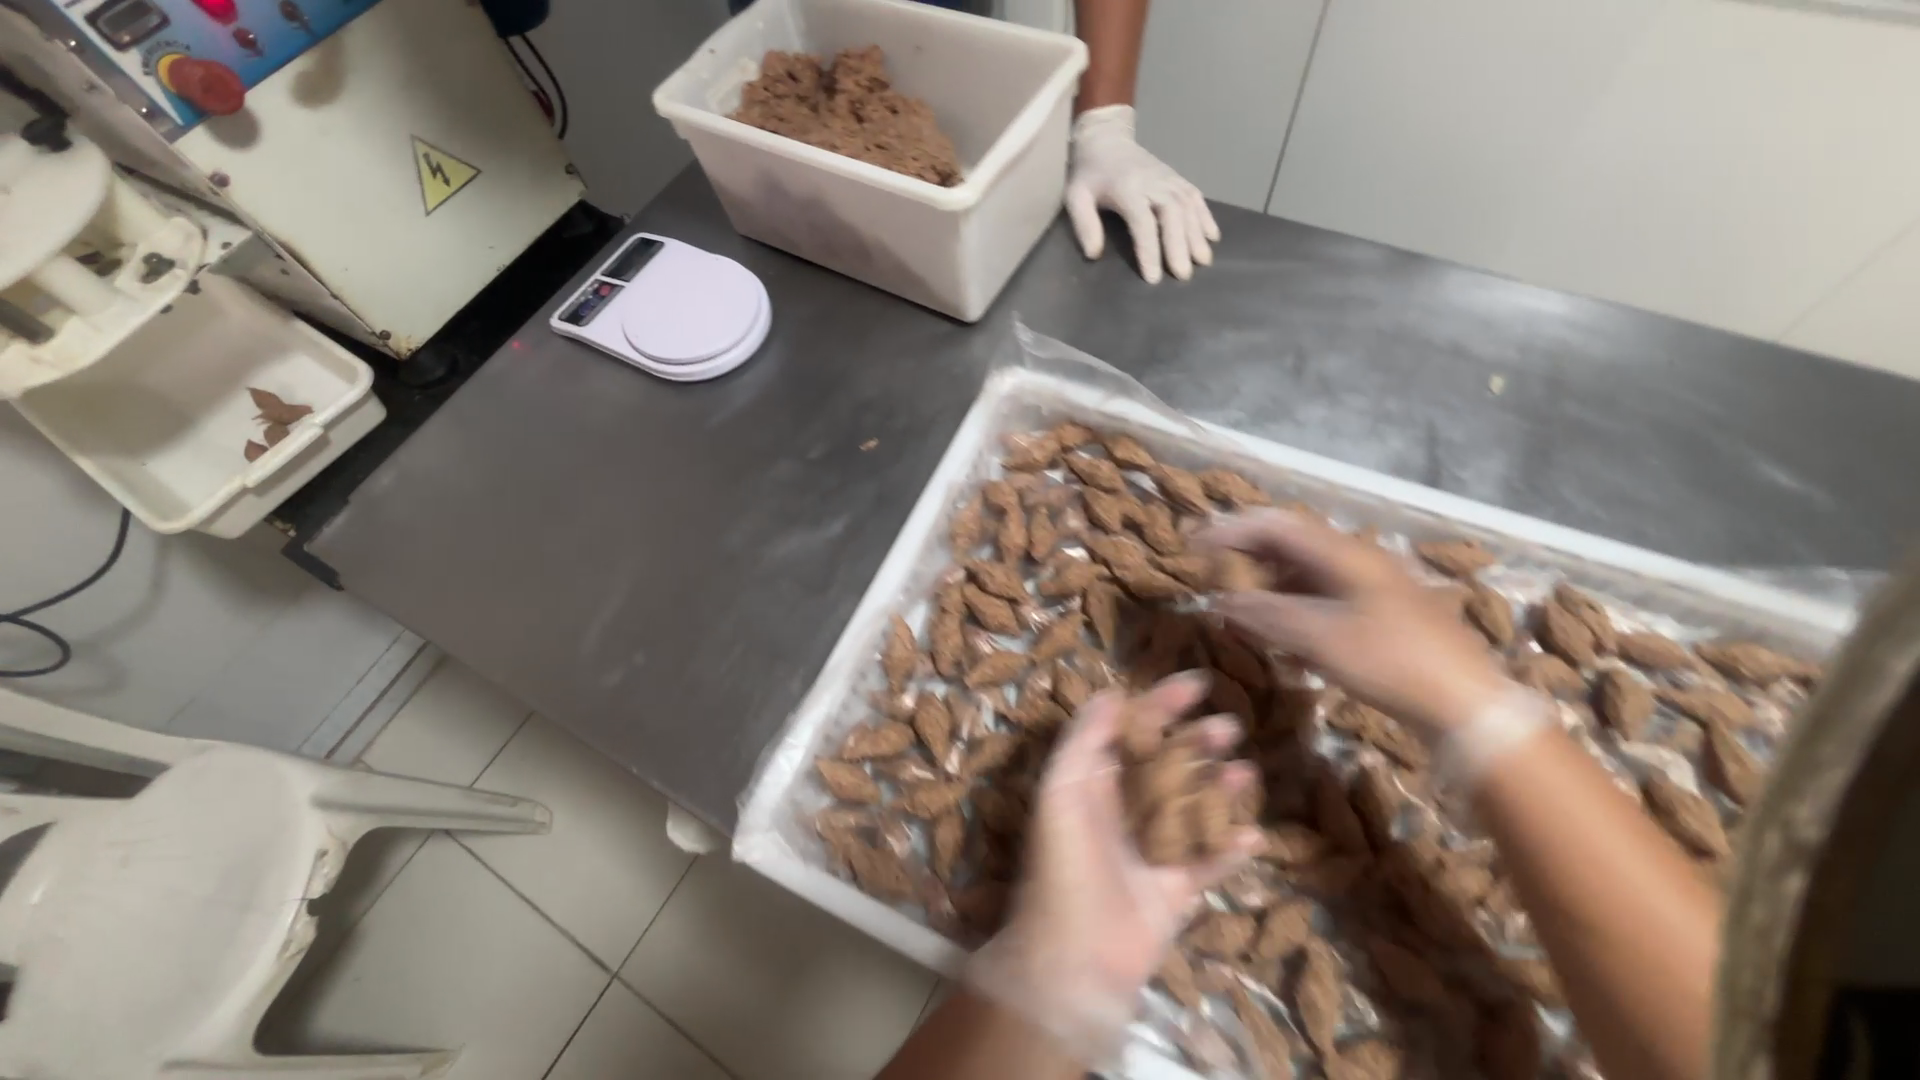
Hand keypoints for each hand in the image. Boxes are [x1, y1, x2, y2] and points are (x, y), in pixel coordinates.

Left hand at [963, 673, 1257, 1064]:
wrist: (1072, 959)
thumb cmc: (1062, 865)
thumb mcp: (1060, 791)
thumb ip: (1085, 739)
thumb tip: (1112, 691)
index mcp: (1094, 782)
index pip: (1132, 731)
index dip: (1162, 704)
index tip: (1199, 684)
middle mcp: (1124, 809)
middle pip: (1169, 763)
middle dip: (1198, 742)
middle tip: (1229, 728)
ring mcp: (1152, 849)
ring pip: (1194, 807)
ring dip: (1220, 788)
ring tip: (1243, 774)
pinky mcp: (1175, 890)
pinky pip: (1210, 862)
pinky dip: (1230, 849)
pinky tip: (1250, 835)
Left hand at [1065, 105, 1219, 284]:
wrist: (1106, 139)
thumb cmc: (1089, 173)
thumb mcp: (1075, 196)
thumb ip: (1084, 224)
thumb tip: (1093, 255)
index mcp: (1128, 188)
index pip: (1143, 223)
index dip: (1149, 251)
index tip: (1153, 278)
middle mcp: (1154, 182)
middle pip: (1172, 215)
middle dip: (1179, 246)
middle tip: (1183, 276)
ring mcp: (1168, 179)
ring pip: (1187, 206)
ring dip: (1197, 235)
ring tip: (1202, 261)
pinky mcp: (1176, 178)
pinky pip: (1195, 197)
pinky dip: (1206, 216)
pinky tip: (1212, 237)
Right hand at [1198, 509, 1508, 738]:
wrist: (1468, 705)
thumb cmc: (1391, 663)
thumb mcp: (1318, 639)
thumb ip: (1263, 615)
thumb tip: (1217, 600)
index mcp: (1345, 554)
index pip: (1275, 526)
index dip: (1230, 530)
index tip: (1193, 546)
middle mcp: (1358, 560)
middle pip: (1290, 544)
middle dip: (1246, 556)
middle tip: (1210, 574)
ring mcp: (1372, 586)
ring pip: (1305, 573)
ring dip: (1267, 585)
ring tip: (1238, 608)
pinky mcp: (1379, 613)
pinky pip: (1322, 598)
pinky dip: (1292, 608)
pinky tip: (1280, 637)